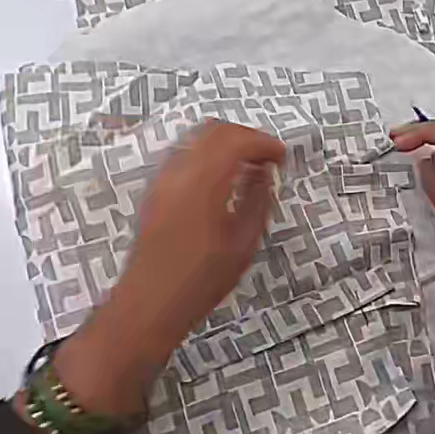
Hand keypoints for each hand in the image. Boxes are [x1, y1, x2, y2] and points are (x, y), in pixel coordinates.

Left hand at [51, 121, 286, 414]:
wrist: (151, 302)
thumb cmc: (203, 278)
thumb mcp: (244, 242)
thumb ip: (258, 201)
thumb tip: (264, 174)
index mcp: (204, 180)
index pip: (236, 140)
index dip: (264, 143)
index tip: (283, 158)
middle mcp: (178, 170)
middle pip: (213, 131)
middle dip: (245, 138)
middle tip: (268, 158)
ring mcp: (162, 179)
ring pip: (196, 140)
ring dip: (225, 145)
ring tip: (248, 168)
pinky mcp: (155, 191)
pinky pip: (184, 156)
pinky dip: (208, 156)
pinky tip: (222, 182)